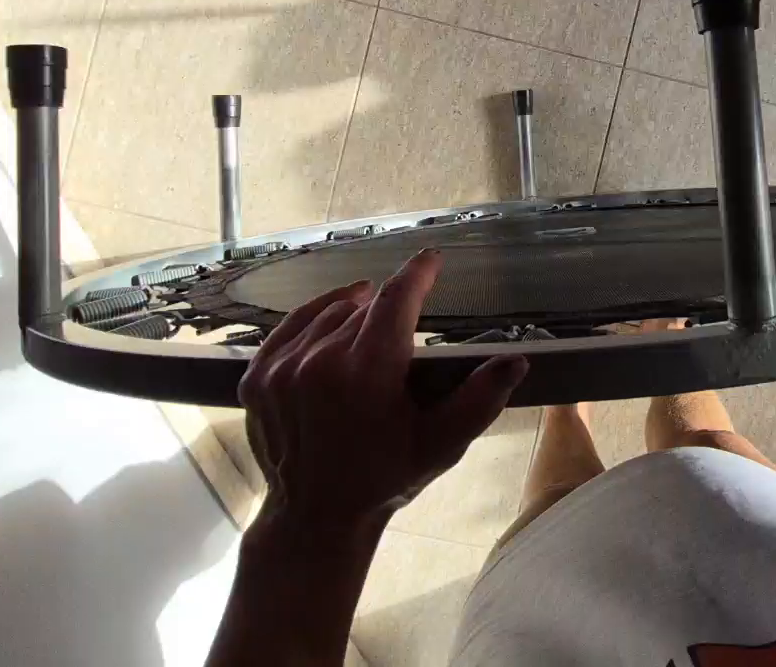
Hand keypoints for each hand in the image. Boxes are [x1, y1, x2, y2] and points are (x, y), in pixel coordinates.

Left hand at [237, 249, 528, 539]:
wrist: (315, 517)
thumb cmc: (386, 475)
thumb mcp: (441, 443)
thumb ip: (480, 400)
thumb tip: (516, 361)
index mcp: (367, 373)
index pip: (396, 300)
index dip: (418, 273)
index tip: (433, 257)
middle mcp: (320, 361)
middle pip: (367, 309)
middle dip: (391, 312)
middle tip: (405, 334)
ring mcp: (283, 368)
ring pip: (332, 313)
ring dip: (357, 316)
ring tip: (372, 335)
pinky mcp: (258, 375)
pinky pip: (294, 323)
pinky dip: (318, 314)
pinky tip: (336, 318)